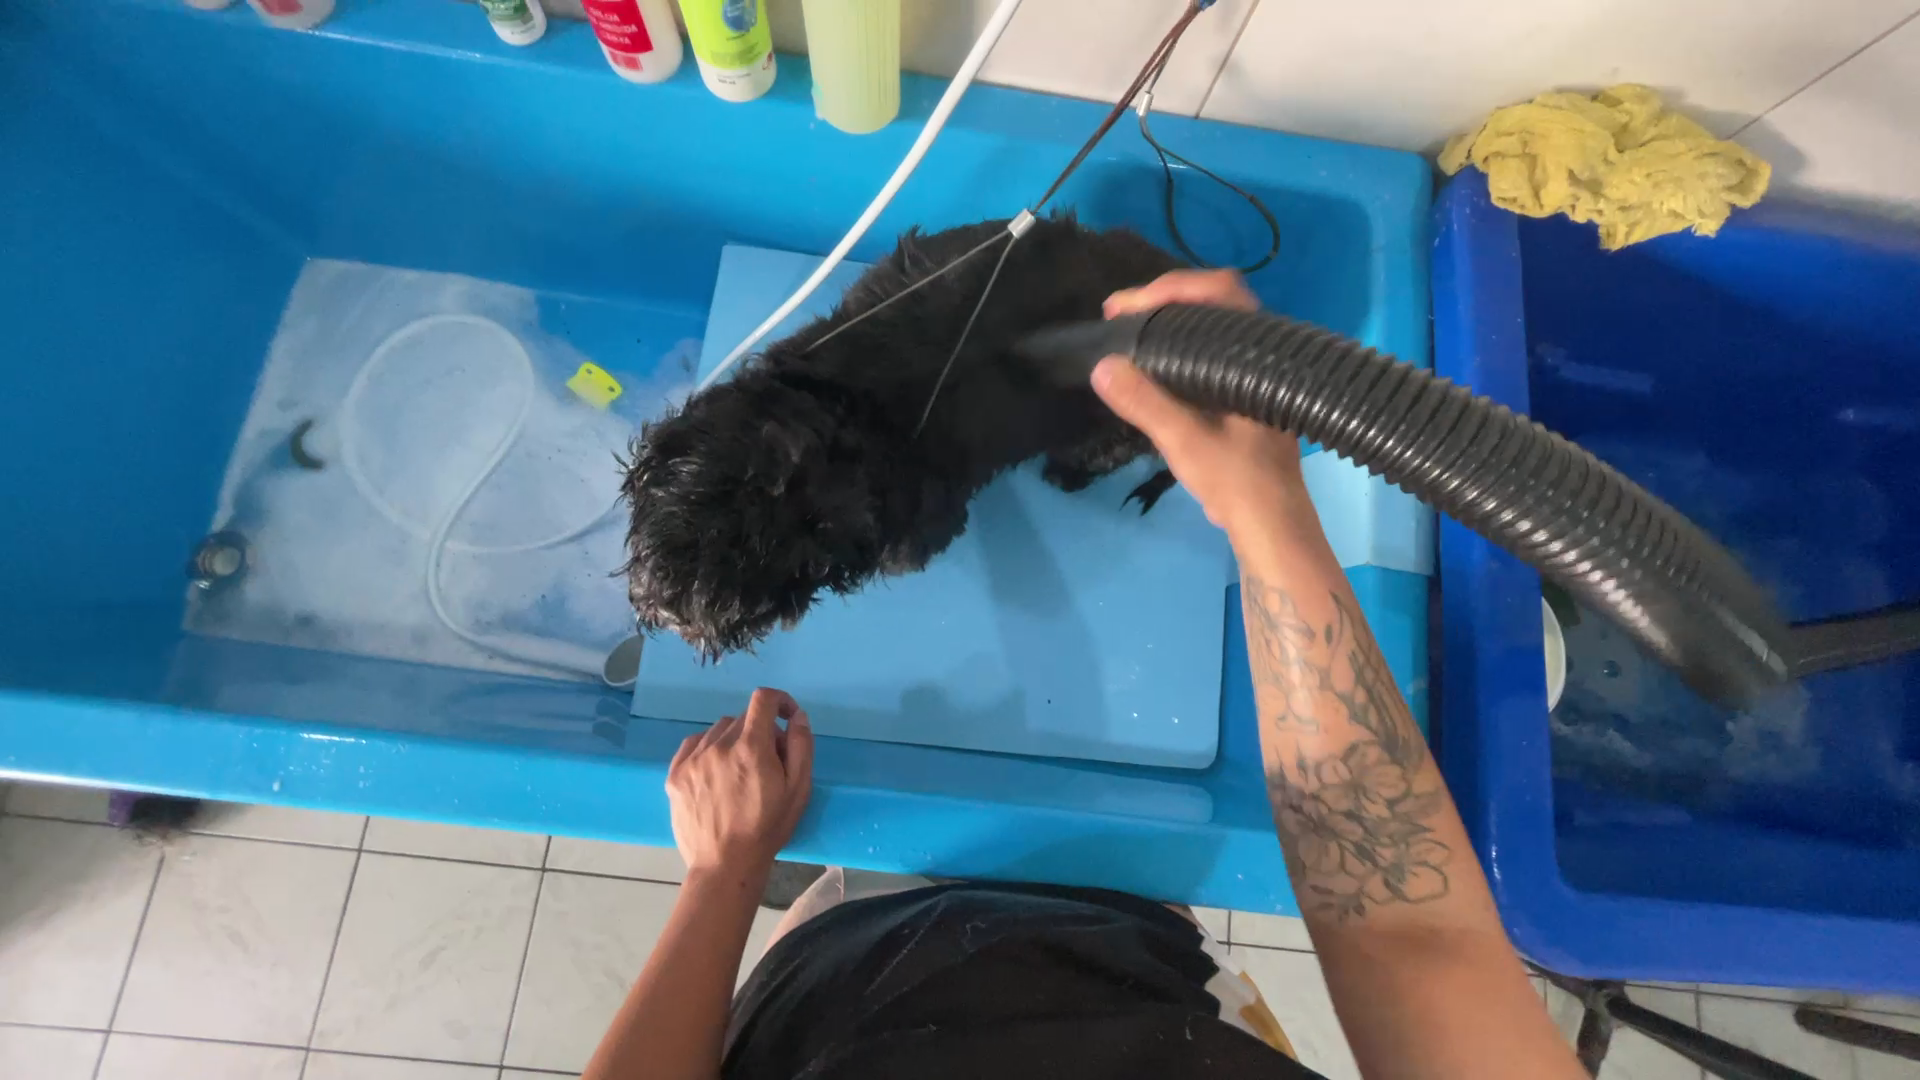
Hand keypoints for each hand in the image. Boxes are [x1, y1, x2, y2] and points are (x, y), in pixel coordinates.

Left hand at [667, 687, 813, 874]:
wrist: (725, 865)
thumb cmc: (767, 828)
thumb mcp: (799, 789)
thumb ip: (801, 746)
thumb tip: (797, 716)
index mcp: (751, 747)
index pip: (763, 699)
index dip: (779, 700)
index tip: (786, 717)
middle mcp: (719, 745)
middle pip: (743, 718)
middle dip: (760, 731)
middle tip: (767, 760)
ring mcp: (693, 759)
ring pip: (719, 730)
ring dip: (734, 739)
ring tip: (739, 769)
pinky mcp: (675, 774)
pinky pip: (694, 743)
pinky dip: (708, 747)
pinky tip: (715, 769)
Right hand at [1094, 270, 1306, 537]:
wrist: (1269, 522)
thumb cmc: (1236, 480)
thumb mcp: (1184, 442)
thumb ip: (1145, 403)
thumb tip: (1102, 367)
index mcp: (1257, 354)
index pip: (1219, 291)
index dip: (1169, 288)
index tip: (1124, 308)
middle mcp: (1262, 352)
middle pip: (1214, 301)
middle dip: (1163, 300)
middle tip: (1117, 315)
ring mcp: (1255, 372)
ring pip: (1212, 326)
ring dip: (1170, 322)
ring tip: (1128, 331)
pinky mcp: (1245, 391)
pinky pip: (1211, 349)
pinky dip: (1179, 344)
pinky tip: (1153, 361)